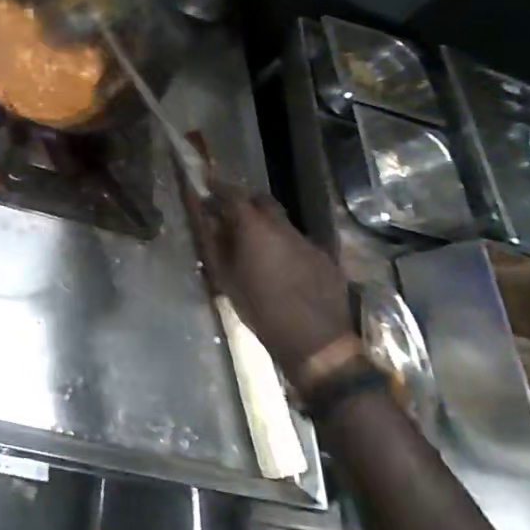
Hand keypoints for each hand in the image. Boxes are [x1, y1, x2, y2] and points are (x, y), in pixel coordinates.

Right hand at [191, 180, 356, 387]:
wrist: (315, 341)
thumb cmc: (260, 309)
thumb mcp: (225, 277)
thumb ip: (212, 241)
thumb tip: (204, 217)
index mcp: (255, 227)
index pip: (234, 194)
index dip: (219, 188)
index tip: (208, 188)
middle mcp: (283, 226)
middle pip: (262, 200)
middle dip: (245, 201)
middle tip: (230, 213)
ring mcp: (308, 241)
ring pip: (282, 222)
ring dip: (266, 225)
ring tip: (255, 244)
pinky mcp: (325, 257)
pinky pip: (299, 242)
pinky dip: (285, 245)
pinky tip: (281, 266)